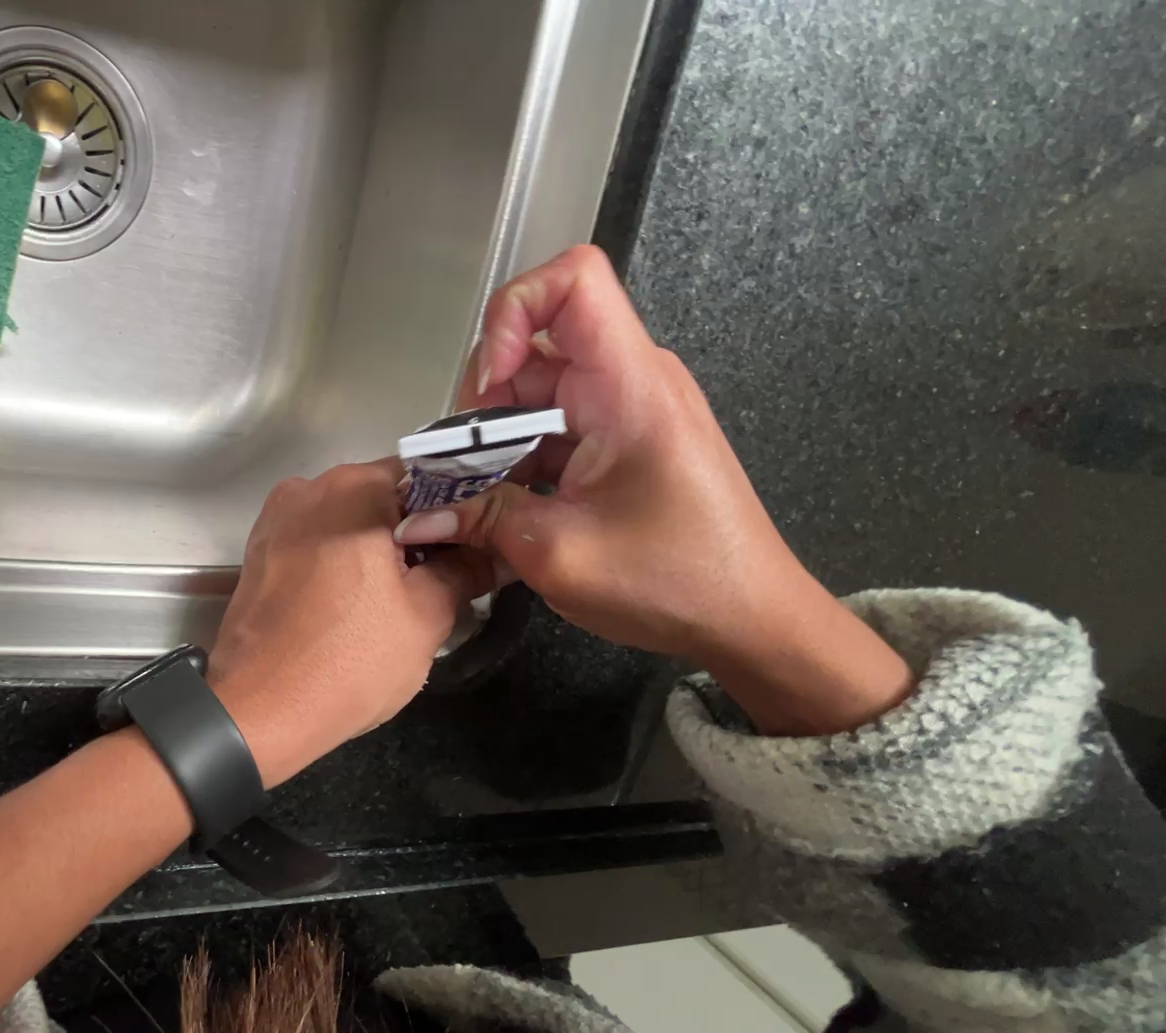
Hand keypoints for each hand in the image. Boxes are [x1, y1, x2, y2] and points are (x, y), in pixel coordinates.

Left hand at [209, 460, 485, 783]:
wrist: (258, 711)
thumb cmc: (349, 659)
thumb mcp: (426, 616)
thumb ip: (466, 569)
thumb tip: (496, 550)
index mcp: (352, 488)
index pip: (427, 474)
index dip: (461, 507)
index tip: (480, 541)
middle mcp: (308, 488)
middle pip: (382, 496)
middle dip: (418, 532)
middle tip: (450, 576)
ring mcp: (276, 520)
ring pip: (347, 521)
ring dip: (379, 548)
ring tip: (404, 596)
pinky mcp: (259, 552)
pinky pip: (316, 542)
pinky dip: (342, 561)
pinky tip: (358, 603)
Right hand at [393, 246, 911, 734]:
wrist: (749, 619)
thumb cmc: (673, 581)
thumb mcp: (555, 553)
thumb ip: (479, 519)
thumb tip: (417, 513)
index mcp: (628, 387)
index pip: (571, 280)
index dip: (510, 313)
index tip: (484, 390)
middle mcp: (628, 381)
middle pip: (534, 343)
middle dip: (483, 399)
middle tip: (462, 466)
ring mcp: (623, 409)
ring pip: (535, 390)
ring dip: (494, 436)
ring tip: (474, 494)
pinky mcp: (619, 439)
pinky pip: (552, 424)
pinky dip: (517, 457)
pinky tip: (500, 504)